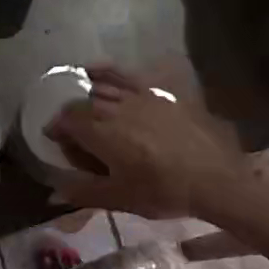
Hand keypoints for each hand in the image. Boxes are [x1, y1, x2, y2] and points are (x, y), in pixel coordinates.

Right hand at [45, 66, 253, 218]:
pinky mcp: (160, 92)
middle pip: (83, 103)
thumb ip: (84, 192)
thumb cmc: (163, 192)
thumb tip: (54, 191)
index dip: (57, 129)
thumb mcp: (120, 199)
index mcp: (101, 133)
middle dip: (71, 115)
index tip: (55, 139)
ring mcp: (139, 96)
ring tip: (83, 105)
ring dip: (86, 95)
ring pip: (102, 87)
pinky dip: (107, 70)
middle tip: (71, 131)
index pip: (67, 121)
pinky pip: (127, 74)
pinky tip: (97, 70)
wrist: (214, 179)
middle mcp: (115, 107)